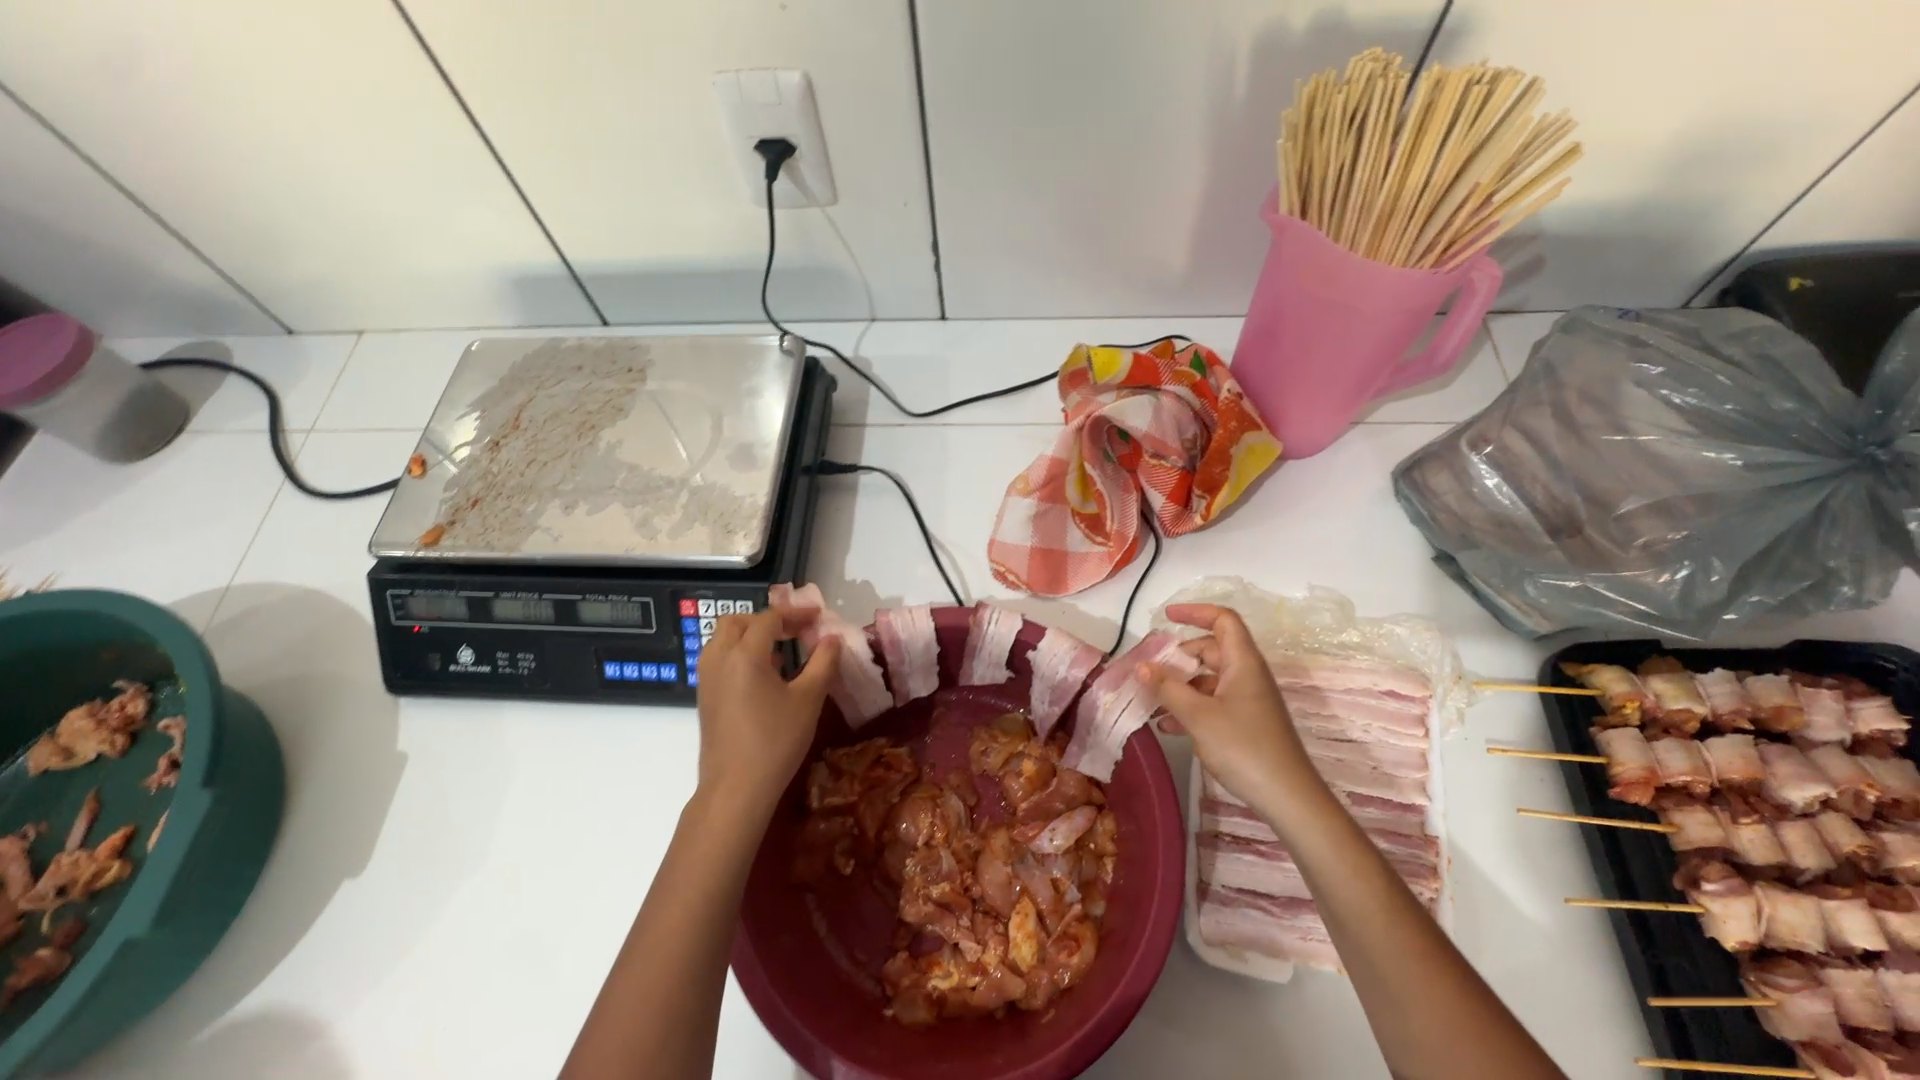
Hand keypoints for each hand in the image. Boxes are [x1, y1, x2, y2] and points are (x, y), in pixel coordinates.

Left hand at [694, 607, 840, 814]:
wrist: (736, 787)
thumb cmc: (776, 741)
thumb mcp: (808, 700)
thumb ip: (823, 663)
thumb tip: (832, 639)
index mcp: (744, 654)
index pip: (769, 618)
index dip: (795, 613)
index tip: (818, 616)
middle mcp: (719, 658)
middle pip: (738, 622)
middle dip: (768, 620)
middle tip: (796, 630)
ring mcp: (707, 678)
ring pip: (724, 640)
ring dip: (751, 636)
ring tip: (782, 652)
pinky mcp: (705, 696)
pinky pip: (720, 660)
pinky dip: (740, 654)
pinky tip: (764, 676)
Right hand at [1140, 603, 1315, 810]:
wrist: (1287, 796)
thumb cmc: (1243, 747)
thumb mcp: (1198, 716)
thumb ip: (1168, 688)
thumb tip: (1143, 666)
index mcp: (1242, 662)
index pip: (1223, 619)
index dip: (1195, 612)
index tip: (1165, 617)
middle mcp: (1247, 674)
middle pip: (1211, 649)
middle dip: (1178, 656)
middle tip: (1148, 668)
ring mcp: (1247, 699)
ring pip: (1208, 679)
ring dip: (1180, 685)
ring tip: (1150, 700)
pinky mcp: (1245, 722)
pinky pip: (1213, 702)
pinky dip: (1190, 707)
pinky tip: (1167, 726)